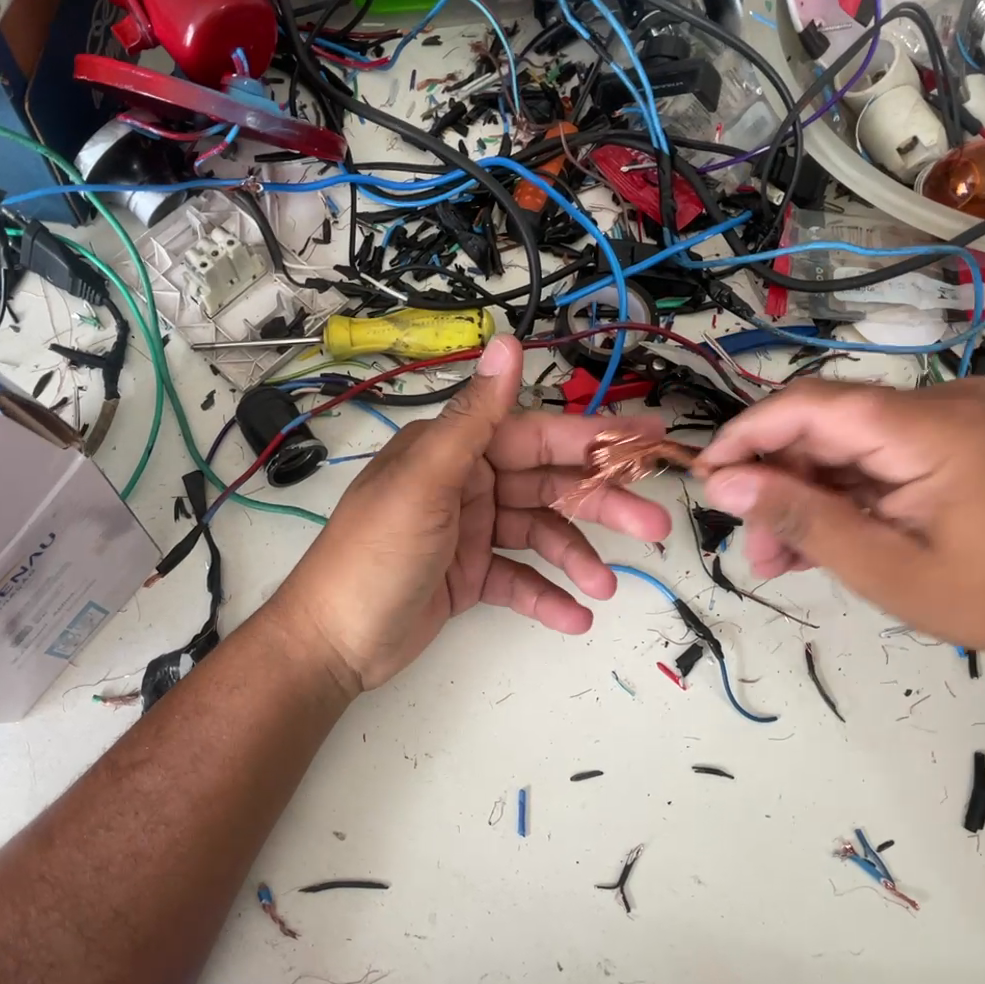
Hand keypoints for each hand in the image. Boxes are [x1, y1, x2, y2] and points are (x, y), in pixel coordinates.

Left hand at [267, 335, 672, 694]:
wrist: (331, 641)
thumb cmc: (372, 555)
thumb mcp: (423, 484)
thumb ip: (473, 421)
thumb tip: (507, 342)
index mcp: (455, 452)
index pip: (536, 435)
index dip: (593, 437)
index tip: (648, 440)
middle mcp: (468, 484)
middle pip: (548, 485)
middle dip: (600, 504)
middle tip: (653, 525)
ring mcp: (470, 532)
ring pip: (540, 534)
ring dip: (577, 558)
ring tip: (604, 588)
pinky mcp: (470, 576)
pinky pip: (519, 578)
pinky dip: (546, 595)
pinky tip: (574, 617)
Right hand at [691, 378, 984, 683]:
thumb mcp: (882, 568)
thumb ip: (798, 518)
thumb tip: (720, 483)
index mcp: (934, 427)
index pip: (811, 405)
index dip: (746, 434)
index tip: (704, 477)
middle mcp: (944, 404)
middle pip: (824, 425)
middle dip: (775, 481)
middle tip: (749, 544)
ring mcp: (953, 419)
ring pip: (842, 445)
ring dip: (803, 496)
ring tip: (779, 558)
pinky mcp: (955, 440)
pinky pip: (873, 458)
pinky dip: (839, 496)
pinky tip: (817, 541)